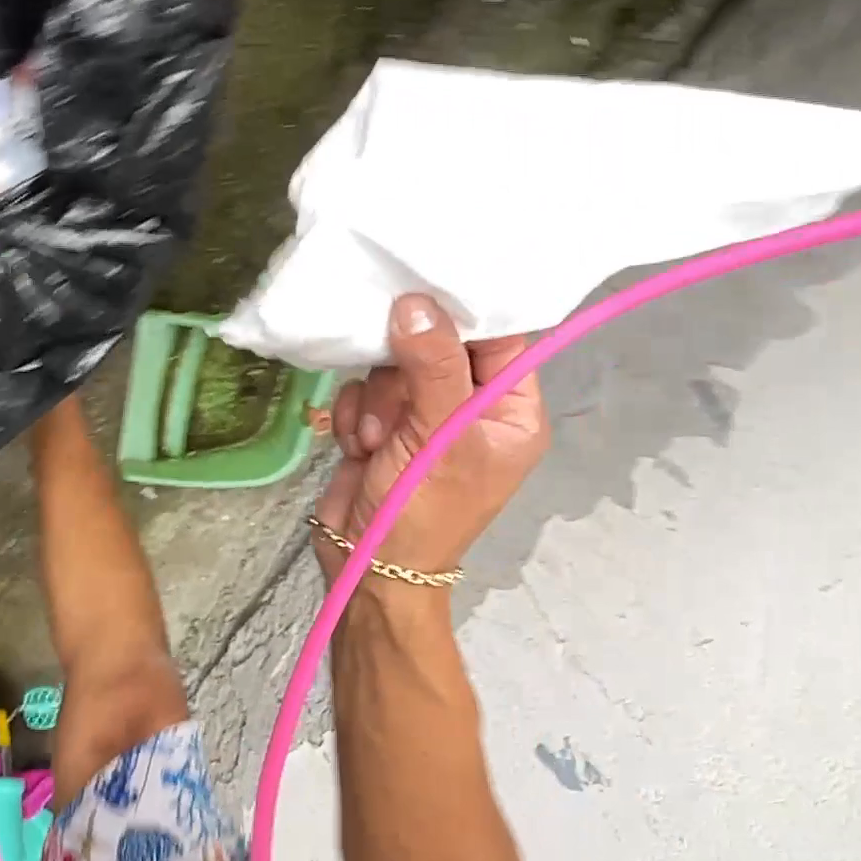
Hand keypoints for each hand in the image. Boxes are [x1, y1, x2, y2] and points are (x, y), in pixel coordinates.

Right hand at [314, 294, 548, 577]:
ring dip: (373, 403)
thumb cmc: (423, 507)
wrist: (365, 565)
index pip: (496, 340)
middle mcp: (466, 409)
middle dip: (402, 376)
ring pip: (388, 371)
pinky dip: (352, 415)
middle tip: (396, 410)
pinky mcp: (376, 428)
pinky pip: (360, 393)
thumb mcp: (439, 436)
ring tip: (373, 441)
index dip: (461, 317)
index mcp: (508, 410)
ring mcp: (418, 419)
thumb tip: (415, 302)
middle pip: (431, 349)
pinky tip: (355, 446)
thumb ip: (432, 366)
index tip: (420, 295)